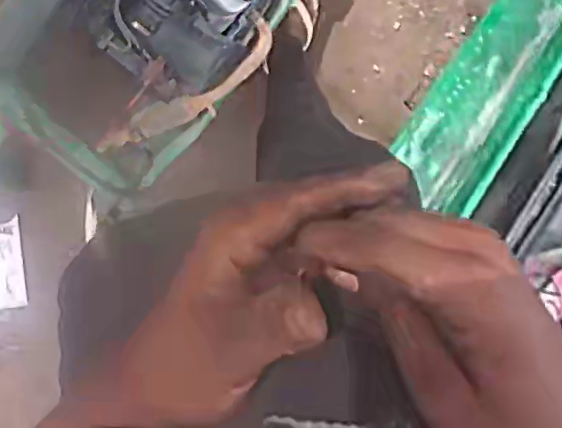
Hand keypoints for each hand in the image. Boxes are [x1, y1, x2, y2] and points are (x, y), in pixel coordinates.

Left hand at [49, 163, 410, 427]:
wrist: (157, 385)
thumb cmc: (190, 360)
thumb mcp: (233, 344)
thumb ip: (276, 320)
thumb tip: (322, 301)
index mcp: (235, 231)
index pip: (296, 200)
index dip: (343, 187)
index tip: (390, 176)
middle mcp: (243, 229)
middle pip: (304, 202)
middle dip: (351, 193)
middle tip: (403, 184)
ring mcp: (251, 250)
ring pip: (305, 221)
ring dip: (345, 214)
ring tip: (395, 210)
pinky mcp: (259, 273)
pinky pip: (303, 248)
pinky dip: (334, 244)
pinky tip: (364, 252)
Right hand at [297, 210, 561, 427]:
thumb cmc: (512, 422)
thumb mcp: (448, 400)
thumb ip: (399, 327)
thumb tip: (349, 272)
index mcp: (470, 283)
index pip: (380, 242)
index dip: (329, 240)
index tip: (287, 247)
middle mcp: (474, 244)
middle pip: (384, 218)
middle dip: (336, 228)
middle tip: (296, 250)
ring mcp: (478, 236)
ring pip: (395, 212)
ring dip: (356, 226)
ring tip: (320, 249)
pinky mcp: (477, 240)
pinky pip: (413, 221)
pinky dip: (380, 230)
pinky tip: (359, 250)